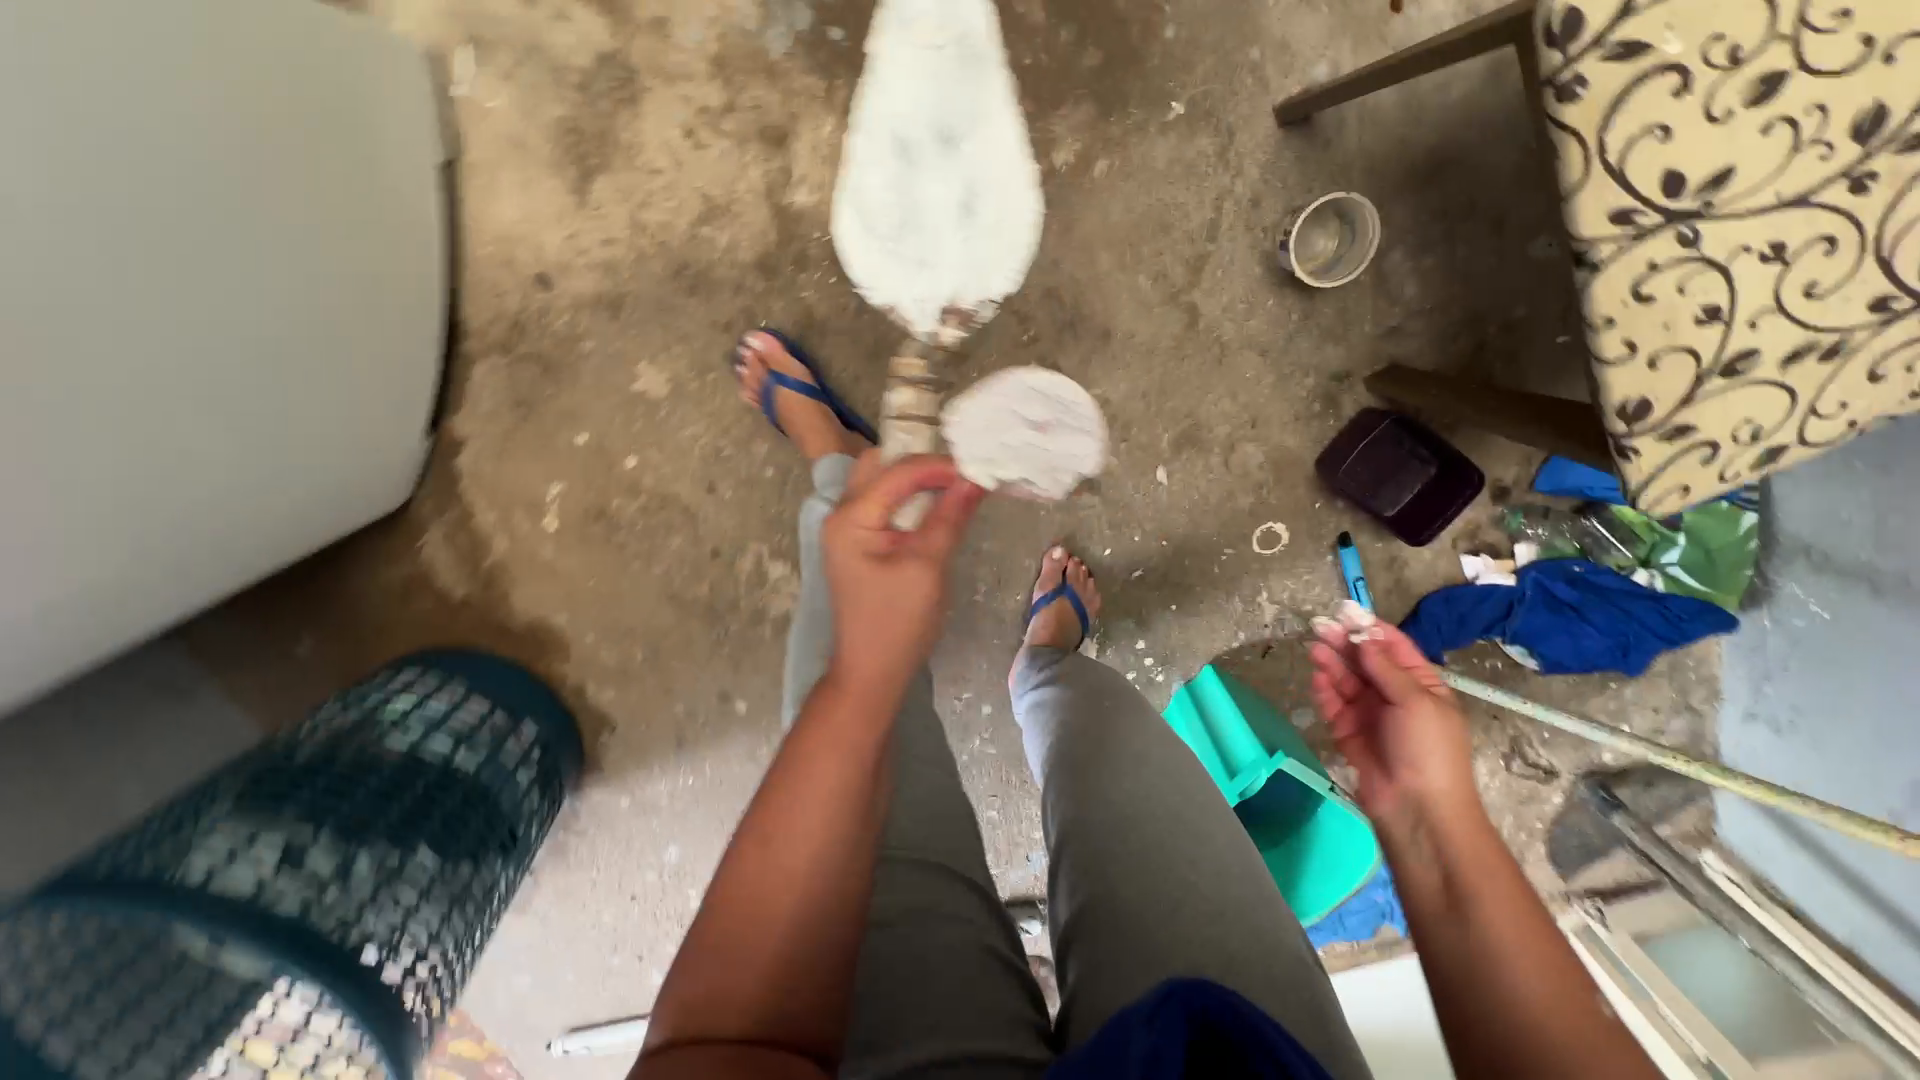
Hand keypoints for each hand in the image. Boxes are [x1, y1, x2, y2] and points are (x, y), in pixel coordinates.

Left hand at [822, 452, 986, 700]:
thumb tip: (975, 480)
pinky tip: (939, 509)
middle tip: (963, 474)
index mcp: (851, 517)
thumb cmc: (897, 623)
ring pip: (883, 484)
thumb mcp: (927, 566)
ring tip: (957, 488)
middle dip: (923, 465)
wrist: (872, 672)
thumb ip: (949, 518)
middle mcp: (842, 515)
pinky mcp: (861, 545)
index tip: (978, 468)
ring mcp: (849, 530)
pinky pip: (885, 507)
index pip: (898, 471)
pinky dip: (912, 502)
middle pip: (881, 467)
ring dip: (917, 482)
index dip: (939, 466)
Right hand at [1309, 616, 1477, 825]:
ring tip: (1314, 647)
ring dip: (1331, 663)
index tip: (1347, 612)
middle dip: (1345, 643)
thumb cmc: (1428, 749)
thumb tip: (1362, 637)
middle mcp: (1394, 696)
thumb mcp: (1415, 701)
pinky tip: (1317, 676)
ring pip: (1346, 681)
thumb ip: (1385, 667)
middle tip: (1320, 626)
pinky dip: (1325, 690)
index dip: (1371, 629)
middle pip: (1365, 662)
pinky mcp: (1348, 732)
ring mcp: (1370, 715)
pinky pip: (1334, 705)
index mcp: (1422, 685)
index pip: (1394, 647)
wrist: (1416, 806)